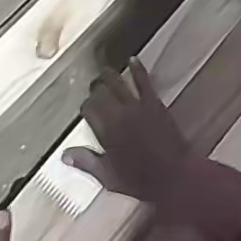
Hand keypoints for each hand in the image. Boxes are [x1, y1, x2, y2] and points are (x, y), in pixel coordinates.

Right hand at [63, 60, 193, 204]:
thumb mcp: (109, 177)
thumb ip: (86, 162)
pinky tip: (132, 59)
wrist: (176, 176)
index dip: (85, 108)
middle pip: (100, 93)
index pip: (88, 110)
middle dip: (94, 89)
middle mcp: (118, 115)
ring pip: (117, 82)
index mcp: (106, 132)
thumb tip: (64, 155)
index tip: (86, 110)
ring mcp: (137, 106)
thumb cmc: (141, 181)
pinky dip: (137, 68)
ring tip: (103, 72)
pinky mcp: (154, 103)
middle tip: (92, 88)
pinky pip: (143, 81)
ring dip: (108, 76)